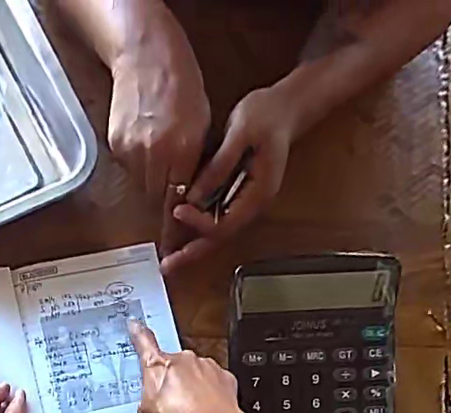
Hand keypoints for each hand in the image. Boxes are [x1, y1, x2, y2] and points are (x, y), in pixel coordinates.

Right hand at [107, 13, 209, 244]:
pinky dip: (137, 161)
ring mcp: (133, 151)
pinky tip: (143, 136)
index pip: (179, 203)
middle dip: (166, 193)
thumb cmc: (179, 81)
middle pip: (159, 197)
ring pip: (143, 184)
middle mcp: (157, 155)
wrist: (144, 51)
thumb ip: (195, 161)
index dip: (174, 229)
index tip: (170, 252)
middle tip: (169, 176)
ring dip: (151, 176)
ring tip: (157, 146)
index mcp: (184, 149)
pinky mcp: (116, 146)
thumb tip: (190, 193)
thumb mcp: (201, 121)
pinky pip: (129, 168)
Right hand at [128, 320, 261, 412]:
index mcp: (159, 366)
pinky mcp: (224, 377)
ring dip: (190, 390)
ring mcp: (205, 366)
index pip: (144, 343)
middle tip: (170, 406)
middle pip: (172, 366)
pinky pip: (211, 382)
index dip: (138, 333)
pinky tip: (205, 412)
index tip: (135, 325)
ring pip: (193, 374)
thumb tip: (150, 396)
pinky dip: (208, 395)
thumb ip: (146, 397)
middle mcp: (183, 360)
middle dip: (171, 382)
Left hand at [161, 86, 297, 275]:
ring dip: (190, 246)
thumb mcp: (241, 131)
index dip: (199, 223)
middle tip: (166, 265)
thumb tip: (194, 196)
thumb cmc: (267, 115)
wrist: (284, 108)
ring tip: (167, 256)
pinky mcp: (234, 197)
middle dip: (190, 253)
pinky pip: (213, 219)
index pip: (225, 224)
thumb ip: (219, 165)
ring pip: (214, 234)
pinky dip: (195, 229)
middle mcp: (250, 207)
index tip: (178, 211)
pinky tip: (177, 233)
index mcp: (258, 195)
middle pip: (218, 239)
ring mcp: (242, 204)